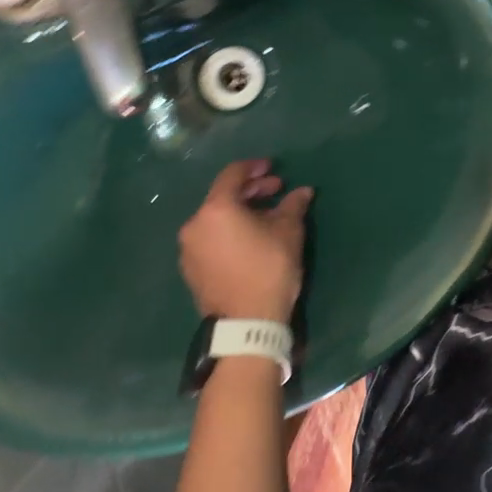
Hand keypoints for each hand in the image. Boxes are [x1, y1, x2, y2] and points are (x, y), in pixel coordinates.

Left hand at [179, 160, 312, 321]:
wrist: (247, 324)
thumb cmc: (269, 269)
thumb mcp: (289, 232)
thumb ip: (293, 205)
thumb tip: (303, 192)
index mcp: (216, 209)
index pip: (232, 174)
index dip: (254, 167)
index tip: (273, 169)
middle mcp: (195, 225)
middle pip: (222, 196)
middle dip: (251, 191)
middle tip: (277, 191)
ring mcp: (189, 249)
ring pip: (215, 219)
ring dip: (240, 212)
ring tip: (266, 218)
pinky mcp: (190, 270)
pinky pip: (210, 239)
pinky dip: (228, 232)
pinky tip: (249, 240)